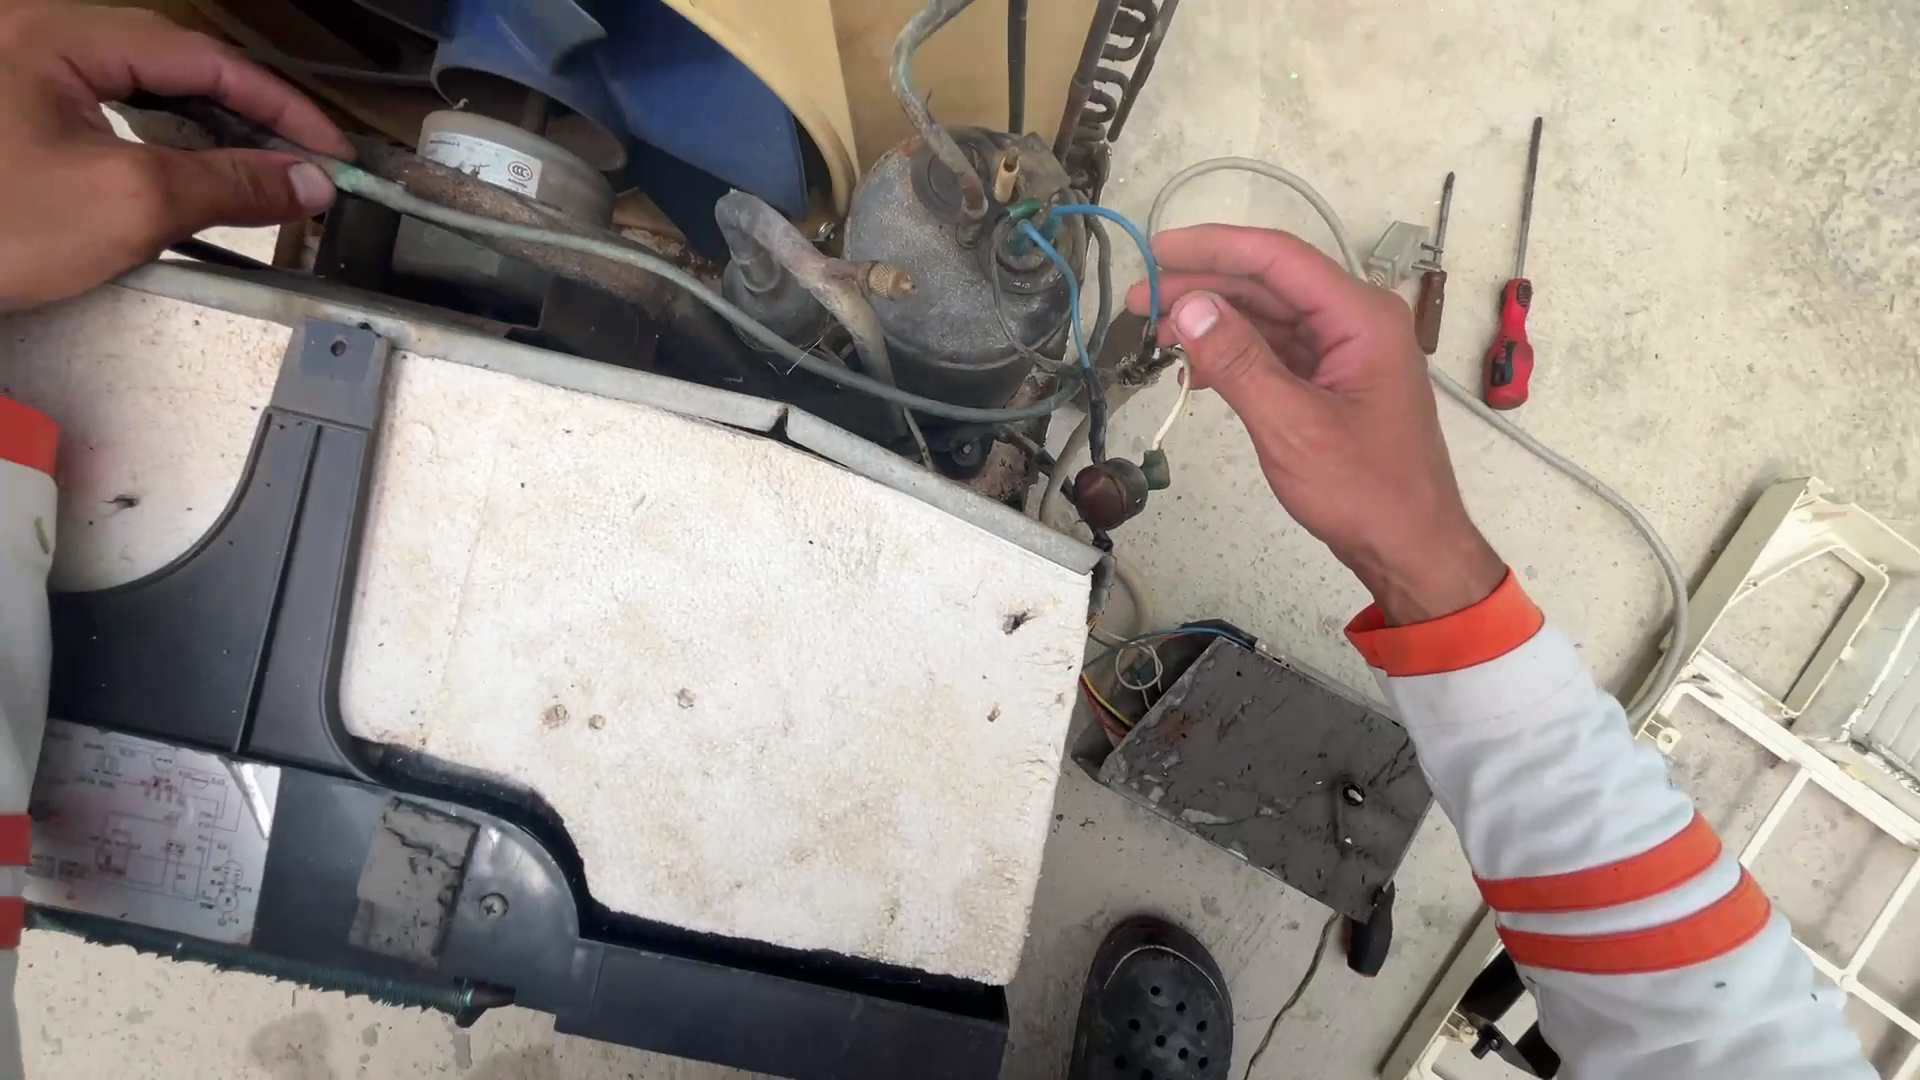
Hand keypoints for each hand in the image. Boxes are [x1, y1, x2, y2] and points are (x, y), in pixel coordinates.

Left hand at [0, 4, 352, 308]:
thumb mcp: (134, 202)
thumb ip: (235, 185)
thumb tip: (316, 182)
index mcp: (46, 33)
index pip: (200, 56)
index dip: (283, 105)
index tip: (338, 155)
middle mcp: (23, 29)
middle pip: (173, 60)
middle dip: (256, 113)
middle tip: (311, 163)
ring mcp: (9, 64)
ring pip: (143, 82)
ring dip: (218, 125)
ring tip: (270, 169)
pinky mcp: (5, 102)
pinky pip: (111, 103)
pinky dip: (172, 134)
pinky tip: (199, 165)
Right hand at [1125, 224, 1504, 624]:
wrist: (1405, 544)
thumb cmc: (1360, 488)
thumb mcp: (1290, 424)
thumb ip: (1239, 361)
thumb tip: (1188, 307)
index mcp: (1358, 317)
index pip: (1277, 259)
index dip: (1213, 248)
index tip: (1155, 249)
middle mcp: (1352, 322)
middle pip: (1267, 285)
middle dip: (1201, 286)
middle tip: (1138, 301)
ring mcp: (1340, 352)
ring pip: (1265, 318)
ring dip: (1210, 322)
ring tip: (1154, 334)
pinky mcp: (1326, 381)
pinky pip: (1271, 352)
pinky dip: (1230, 356)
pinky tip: (1193, 370)